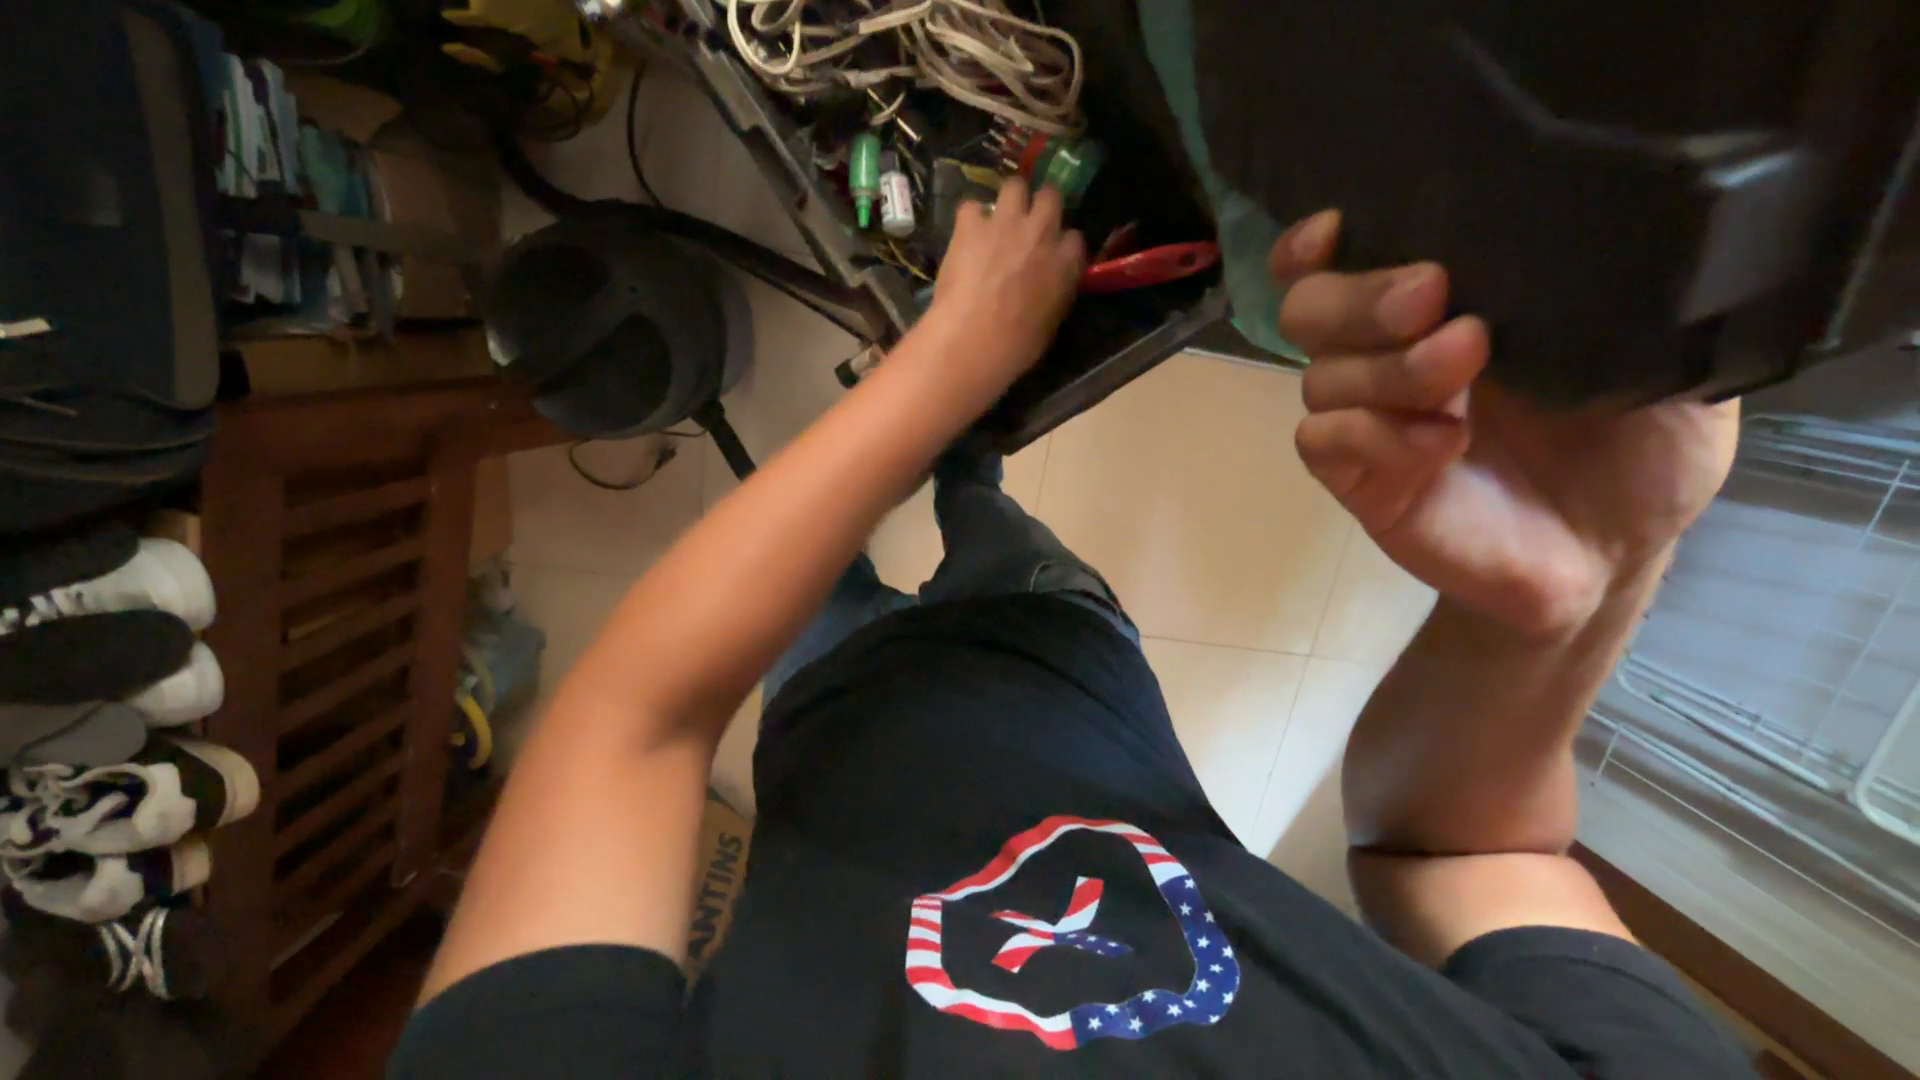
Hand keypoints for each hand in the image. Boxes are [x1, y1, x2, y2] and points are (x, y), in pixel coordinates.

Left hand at [921, 178, 1085, 396]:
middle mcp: (1041, 231)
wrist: (973, 340)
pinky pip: (972, 206)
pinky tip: (966, 235)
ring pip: (1015, 185)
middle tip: (1028, 223)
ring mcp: (1005, 222)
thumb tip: (1050, 284)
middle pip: (1050, 196)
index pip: (1075, 237)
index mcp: (1067, 261)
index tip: (1051, 254)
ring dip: (1010, 199)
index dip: (1061, 243)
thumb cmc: (1017, 346)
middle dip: (1041, 205)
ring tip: (998, 219)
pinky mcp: (970, 224)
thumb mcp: (1052, 321)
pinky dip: (970, 218)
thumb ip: (1056, 291)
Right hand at [1273, 210, 1739, 633]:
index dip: (1314, 244)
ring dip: (1386, 367)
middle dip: (1358, 296)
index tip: (1338, 229)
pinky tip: (1443, 445)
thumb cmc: (1630, 447)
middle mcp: (1384, 358)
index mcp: (1436, 313)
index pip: (1339, 265)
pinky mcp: (1362, 482)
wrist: (1613, 554)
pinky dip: (1372, 435)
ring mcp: (1369, 423)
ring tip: (1464, 370)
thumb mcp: (1649, 351)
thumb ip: (1611, 292)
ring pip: (1318, 376)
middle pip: (1307, 310)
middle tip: (1432, 294)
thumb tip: (1595, 218)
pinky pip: (1323, 442)